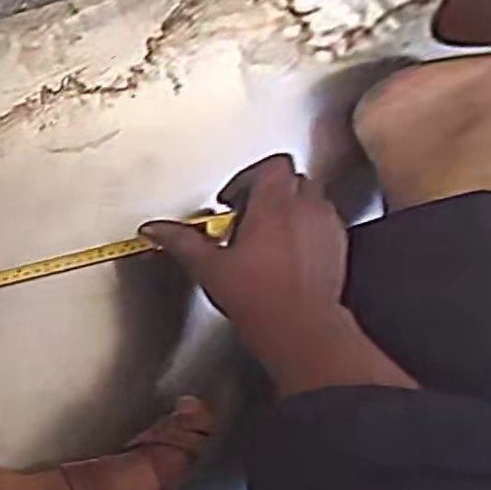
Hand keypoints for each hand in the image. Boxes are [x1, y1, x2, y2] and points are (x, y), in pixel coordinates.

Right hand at [142, 154, 415, 395]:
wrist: (296, 322)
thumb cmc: (256, 295)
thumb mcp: (206, 266)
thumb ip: (180, 241)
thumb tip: (154, 229)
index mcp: (274, 208)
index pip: (270, 167)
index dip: (246, 178)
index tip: (228, 199)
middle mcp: (306, 209)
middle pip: (289, 180)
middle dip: (262, 193)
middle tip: (237, 218)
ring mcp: (325, 225)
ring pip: (306, 198)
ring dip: (281, 209)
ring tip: (255, 238)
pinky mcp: (336, 243)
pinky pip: (318, 221)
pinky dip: (297, 228)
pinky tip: (276, 254)